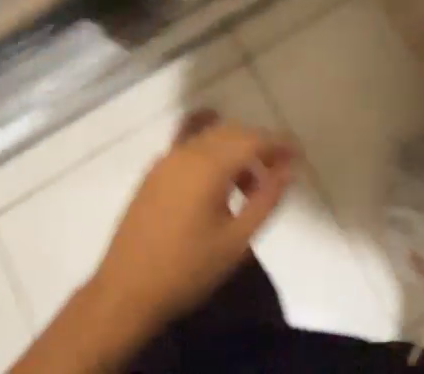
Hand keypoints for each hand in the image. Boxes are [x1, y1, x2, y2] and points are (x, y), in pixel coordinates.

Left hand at [84, 111, 296, 330]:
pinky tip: (216, 177)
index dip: (278, 143)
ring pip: (210, 137)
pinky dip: (209, 151)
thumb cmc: (187, 270)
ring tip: (249, 185)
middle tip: (278, 171)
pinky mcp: (153, 173)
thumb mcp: (236, 241)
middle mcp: (187, 152)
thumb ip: (265, 200)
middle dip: (258, 144)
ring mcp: (166, 160)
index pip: (253, 139)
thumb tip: (288, 170)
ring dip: (234, 149)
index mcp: (209, 166)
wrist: (125, 291)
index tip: (298, 155)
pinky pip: (187, 146)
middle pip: (232, 132)